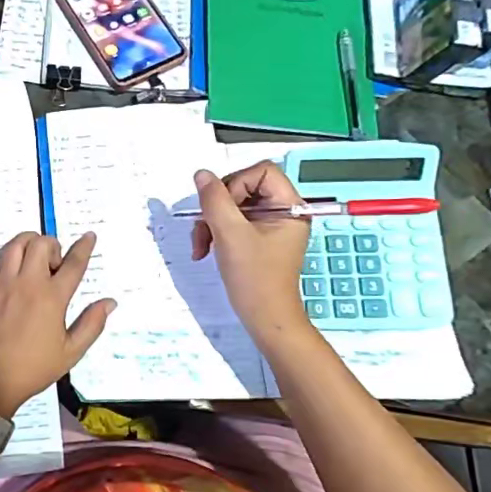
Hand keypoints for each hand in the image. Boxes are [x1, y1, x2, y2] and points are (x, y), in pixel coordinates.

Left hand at [0, 228, 115, 419]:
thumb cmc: (34, 368)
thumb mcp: (71, 351)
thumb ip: (92, 324)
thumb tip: (109, 302)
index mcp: (52, 299)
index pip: (73, 264)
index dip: (84, 247)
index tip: (89, 236)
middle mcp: (28, 285)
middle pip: (41, 245)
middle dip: (52, 246)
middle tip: (54, 264)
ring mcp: (2, 286)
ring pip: (14, 246)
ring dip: (27, 241)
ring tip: (33, 252)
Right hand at [189, 163, 313, 339]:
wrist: (266, 319)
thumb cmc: (255, 280)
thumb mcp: (230, 235)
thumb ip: (215, 200)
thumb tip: (202, 175)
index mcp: (290, 206)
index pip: (261, 172)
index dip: (236, 183)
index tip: (223, 208)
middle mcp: (284, 211)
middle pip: (244, 187)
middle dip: (218, 206)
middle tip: (204, 229)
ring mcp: (271, 226)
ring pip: (234, 205)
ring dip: (212, 221)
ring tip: (201, 245)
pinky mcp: (259, 239)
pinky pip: (234, 222)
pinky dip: (217, 232)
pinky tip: (206, 250)